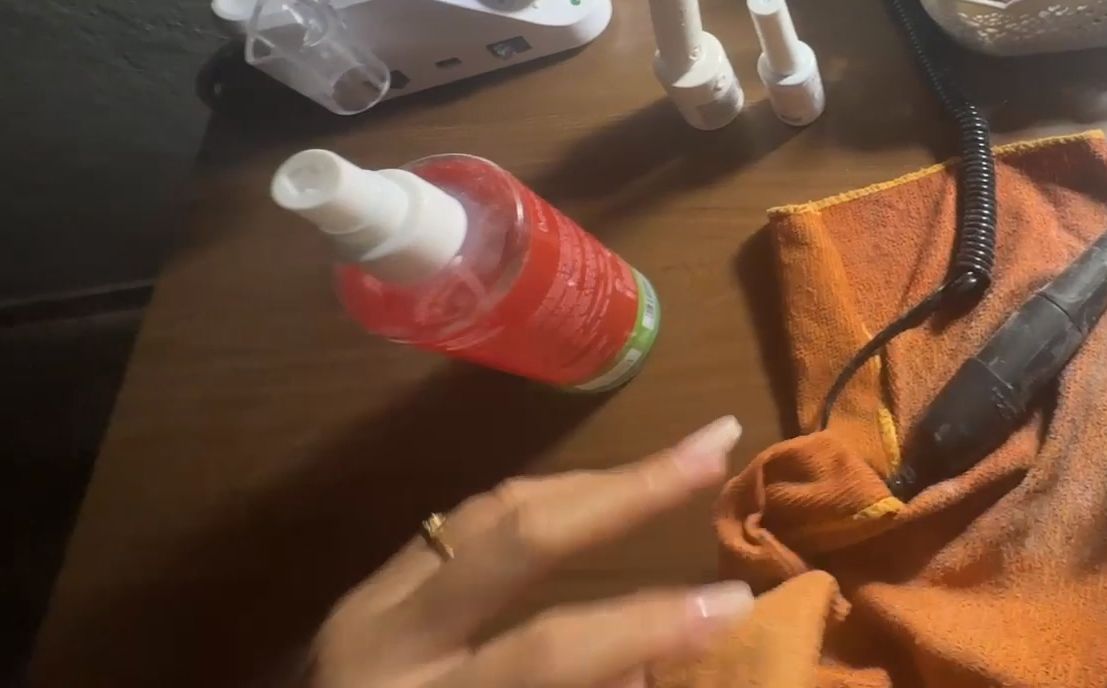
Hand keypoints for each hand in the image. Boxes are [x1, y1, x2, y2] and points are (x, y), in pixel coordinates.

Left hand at [311, 416, 750, 687]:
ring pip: (499, 506)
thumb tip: (654, 661)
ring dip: (595, 484)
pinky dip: (549, 499)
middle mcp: (382, 643)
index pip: (546, 651)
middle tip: (716, 445)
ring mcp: (372, 602)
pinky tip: (595, 495)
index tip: (735, 603)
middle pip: (518, 536)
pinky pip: (478, 516)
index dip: (646, 625)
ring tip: (674, 465)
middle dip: (631, 488)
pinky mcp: (374, 584)